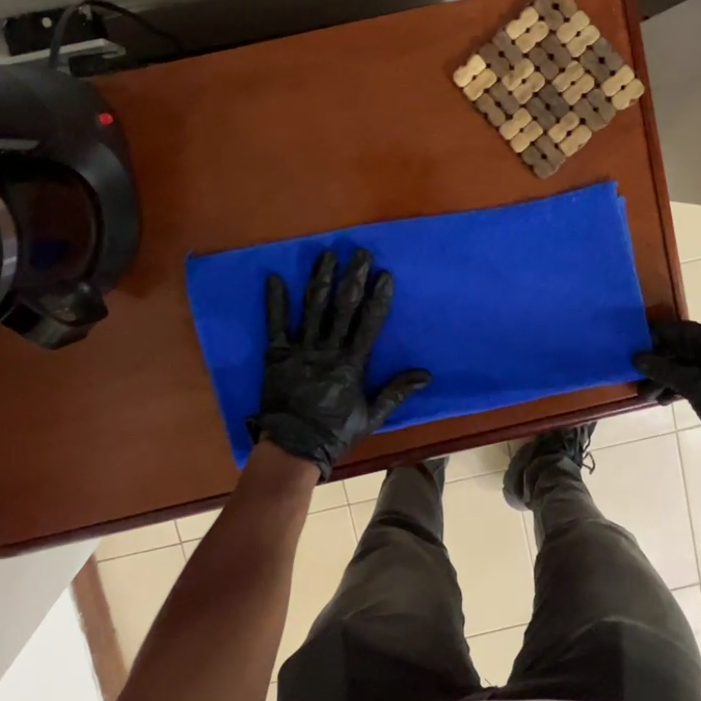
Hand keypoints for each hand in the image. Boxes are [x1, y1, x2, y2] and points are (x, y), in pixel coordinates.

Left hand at [251, 248, 431, 476]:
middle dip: (352, 277)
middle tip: (360, 252)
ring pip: (312, 307)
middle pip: (343, 307)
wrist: (292, 448)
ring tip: (327, 254)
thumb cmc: (335, 433)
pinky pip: (275, 324)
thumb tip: (426, 375)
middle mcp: (328, 350)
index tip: (385, 274)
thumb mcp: (372, 416)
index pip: (369, 323)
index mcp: (352, 363)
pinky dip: (275, 301)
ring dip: (320, 279)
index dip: (378, 298)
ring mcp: (301, 350)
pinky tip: (274, 278)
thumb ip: (396, 392)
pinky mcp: (276, 355)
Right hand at [633, 320, 700, 471]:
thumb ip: (665, 371)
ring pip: (688, 368)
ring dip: (666, 379)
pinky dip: (679, 388)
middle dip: (659, 363)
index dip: (659, 336)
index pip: (685, 330)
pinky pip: (695, 382)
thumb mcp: (696, 388)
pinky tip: (662, 400)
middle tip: (637, 375)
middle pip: (684, 350)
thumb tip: (637, 358)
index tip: (635, 344)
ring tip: (645, 395)